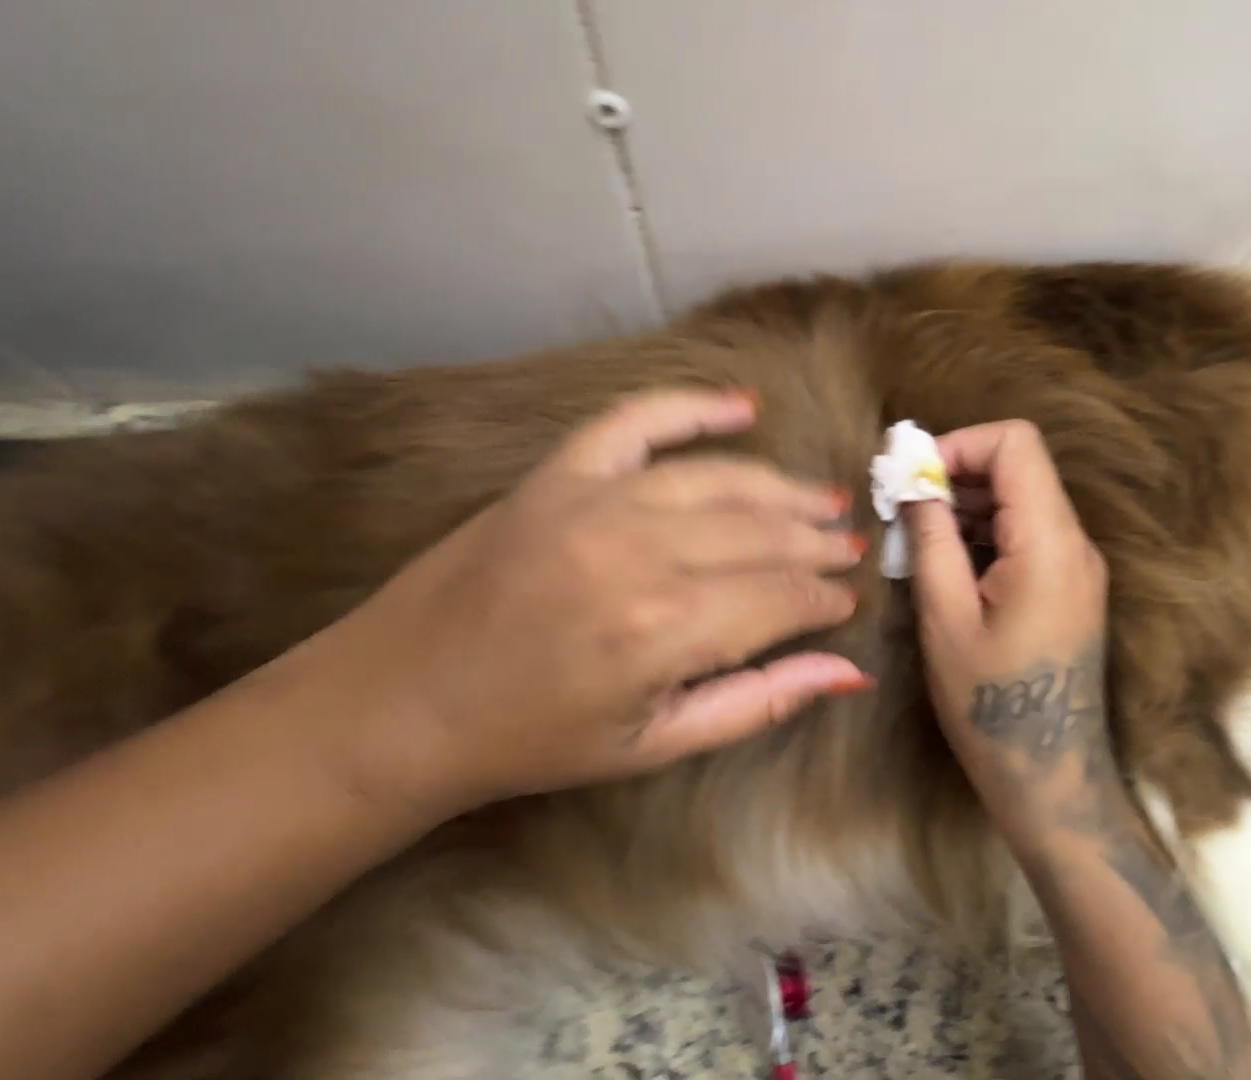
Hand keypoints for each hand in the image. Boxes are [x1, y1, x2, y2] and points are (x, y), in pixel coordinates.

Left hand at [298, 389, 871, 815]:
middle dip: (817, 542)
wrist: (398, 705)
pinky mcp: (556, 475)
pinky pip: (637, 420)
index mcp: (665, 629)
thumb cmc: (534, 741)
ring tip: (825, 499)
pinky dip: (694, 406)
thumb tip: (850, 674)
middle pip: (762, 533)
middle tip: (852, 546)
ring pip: (721, 479)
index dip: (826, 598)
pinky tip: (744, 405)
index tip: (848, 602)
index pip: (782, 596)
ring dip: (783, 488)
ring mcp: (594, 501)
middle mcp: (640, 551)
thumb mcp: (656, 744)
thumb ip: (760, 703)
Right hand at [903, 421, 1110, 836]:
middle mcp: (1077, 542)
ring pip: (1023, 498)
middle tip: (904, 508)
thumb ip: (931, 536)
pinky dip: (987, 531)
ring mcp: (1079, 565)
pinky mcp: (1072, 585)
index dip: (960, 443)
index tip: (914, 478)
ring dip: (969, 503)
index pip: (1016, 443)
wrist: (1049, 773)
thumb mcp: (946, 616)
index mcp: (1050, 542)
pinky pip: (1029, 533)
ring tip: (918, 536)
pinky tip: (949, 560)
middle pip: (1021, 467)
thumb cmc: (989, 701)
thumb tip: (913, 479)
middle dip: (958, 472)